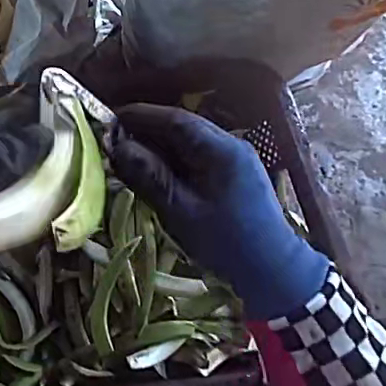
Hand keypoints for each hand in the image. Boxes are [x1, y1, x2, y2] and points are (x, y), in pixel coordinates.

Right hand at [110, 104, 327, 317]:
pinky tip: (153, 170)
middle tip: (112, 138)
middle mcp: (230, 145)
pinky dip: (171, 159)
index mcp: (221, 150)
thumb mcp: (181, 211)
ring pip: (188, 141)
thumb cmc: (226, 243)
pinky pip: (196, 156)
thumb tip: (117, 146)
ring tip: (126, 154)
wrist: (274, 270)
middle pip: (181, 127)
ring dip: (157, 145)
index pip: (175, 119)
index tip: (111, 118)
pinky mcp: (233, 174)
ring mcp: (234, 159)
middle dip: (145, 130)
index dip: (140, 116)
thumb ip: (149, 176)